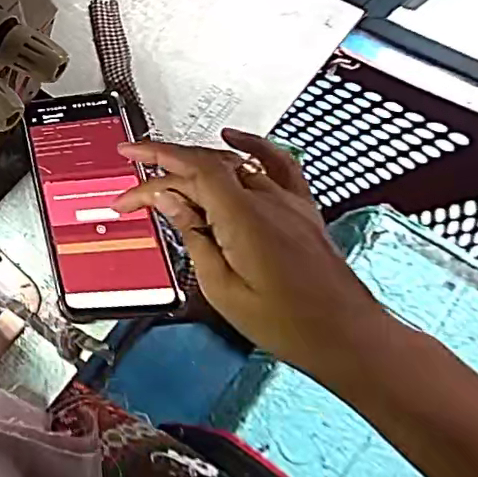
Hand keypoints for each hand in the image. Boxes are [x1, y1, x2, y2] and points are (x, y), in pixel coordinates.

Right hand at [113, 129, 391, 380]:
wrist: (349, 338)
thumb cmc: (291, 324)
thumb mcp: (221, 287)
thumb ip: (193, 237)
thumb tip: (170, 203)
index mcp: (243, 218)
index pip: (188, 174)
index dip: (152, 167)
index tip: (129, 172)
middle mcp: (266, 201)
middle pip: (205, 165)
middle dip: (162, 167)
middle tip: (134, 179)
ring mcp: (287, 202)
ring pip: (231, 162)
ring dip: (193, 161)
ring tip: (166, 168)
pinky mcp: (301, 209)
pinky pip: (277, 163)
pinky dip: (252, 145)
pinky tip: (233, 138)